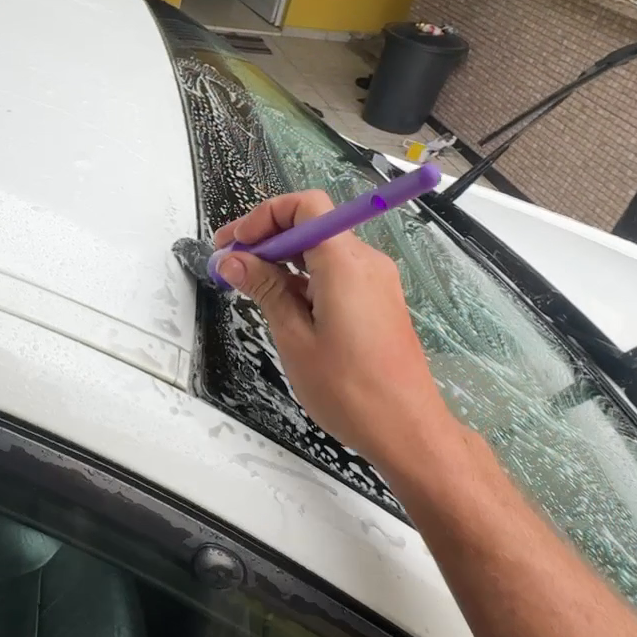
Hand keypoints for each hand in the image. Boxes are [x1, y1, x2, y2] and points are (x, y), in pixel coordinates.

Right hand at [213, 190, 459, 479]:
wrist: (409, 431)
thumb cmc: (348, 389)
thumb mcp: (294, 337)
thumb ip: (265, 289)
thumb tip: (232, 259)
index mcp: (345, 263)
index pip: (305, 206)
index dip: (264, 216)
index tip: (233, 245)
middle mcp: (365, 262)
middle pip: (311, 224)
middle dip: (265, 237)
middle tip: (227, 265)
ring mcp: (375, 281)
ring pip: (321, 248)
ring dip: (282, 258)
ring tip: (247, 287)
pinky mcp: (378, 301)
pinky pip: (335, 272)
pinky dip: (303, 277)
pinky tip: (280, 303)